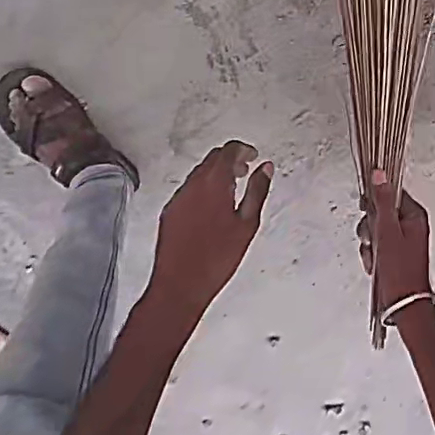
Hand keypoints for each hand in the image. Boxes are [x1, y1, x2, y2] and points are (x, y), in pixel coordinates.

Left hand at [146, 141, 273, 323]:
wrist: (180, 285)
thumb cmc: (214, 260)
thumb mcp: (247, 224)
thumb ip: (257, 190)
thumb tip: (265, 169)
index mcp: (214, 183)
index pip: (228, 150)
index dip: (243, 149)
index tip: (252, 154)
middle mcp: (193, 185)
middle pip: (212, 158)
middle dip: (230, 159)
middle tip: (245, 169)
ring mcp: (178, 198)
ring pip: (199, 173)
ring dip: (216, 173)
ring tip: (231, 189)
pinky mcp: (169, 211)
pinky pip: (188, 189)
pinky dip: (202, 188)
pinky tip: (212, 207)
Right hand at [358, 167, 431, 308]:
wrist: (403, 305)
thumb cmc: (400, 270)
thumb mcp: (388, 230)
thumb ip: (382, 201)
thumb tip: (379, 174)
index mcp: (414, 215)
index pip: (391, 193)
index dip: (376, 200)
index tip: (367, 207)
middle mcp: (410, 225)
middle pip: (381, 211)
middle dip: (370, 225)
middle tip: (373, 238)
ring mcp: (402, 240)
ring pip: (376, 228)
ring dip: (369, 241)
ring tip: (374, 255)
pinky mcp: (394, 254)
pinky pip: (376, 244)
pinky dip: (372, 253)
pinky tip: (374, 264)